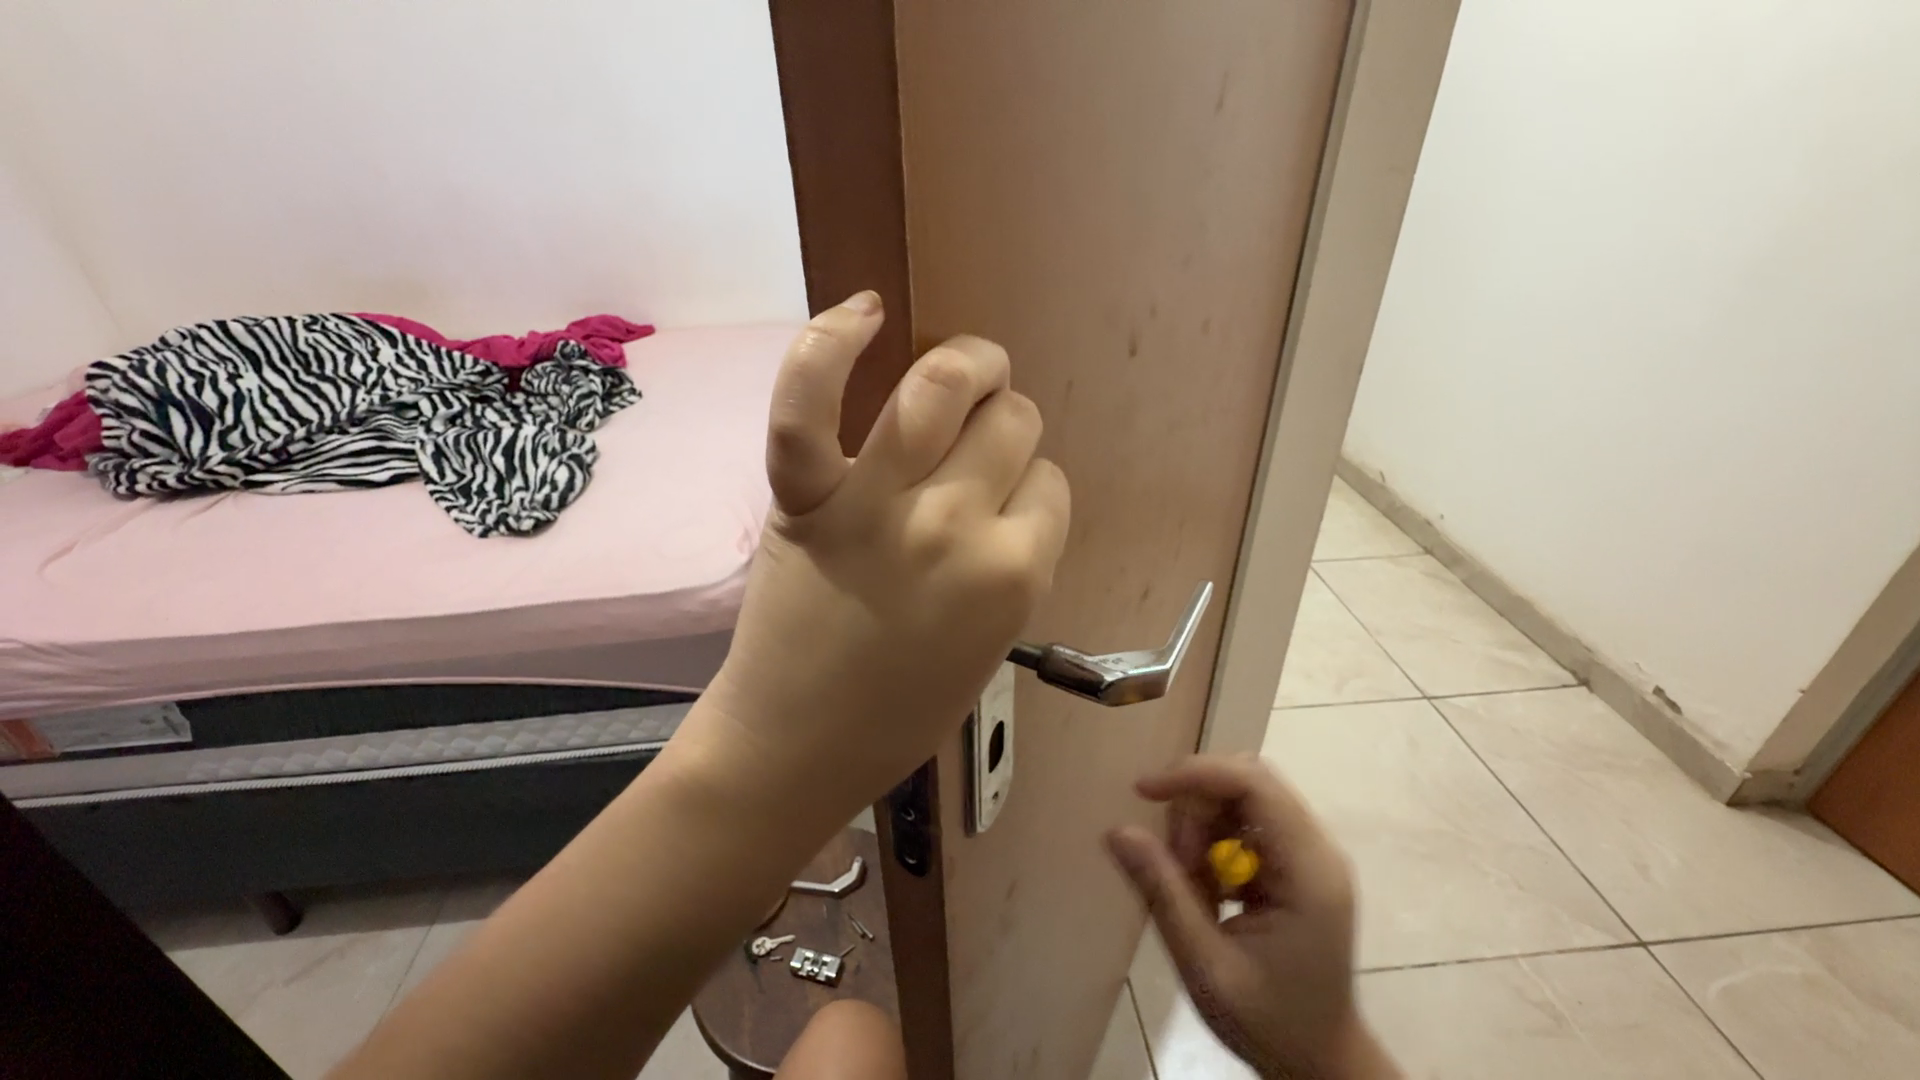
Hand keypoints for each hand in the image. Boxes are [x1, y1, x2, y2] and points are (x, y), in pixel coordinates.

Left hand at [702, 291, 1070, 815]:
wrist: (799, 746)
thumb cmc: (900, 709)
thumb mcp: (994, 642)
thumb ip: (1014, 561)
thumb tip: (1012, 488)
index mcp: (1018, 574)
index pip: (1052, 484)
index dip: (1031, 492)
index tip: (1002, 511)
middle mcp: (960, 525)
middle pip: (1013, 423)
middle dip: (1005, 430)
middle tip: (975, 451)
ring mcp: (880, 504)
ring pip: (944, 386)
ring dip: (966, 366)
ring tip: (961, 371)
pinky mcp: (808, 498)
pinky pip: (811, 405)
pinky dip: (830, 345)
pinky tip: (865, 312)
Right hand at [1107, 756, 1399, 1079]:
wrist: (1320, 1061)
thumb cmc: (1269, 1021)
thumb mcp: (1206, 964)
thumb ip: (1164, 894)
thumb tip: (1118, 832)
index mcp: (1309, 871)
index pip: (1254, 785)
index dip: (1196, 775)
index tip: (1143, 791)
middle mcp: (1317, 850)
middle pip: (1249, 781)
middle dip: (1196, 804)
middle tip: (1174, 860)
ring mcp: (1310, 855)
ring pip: (1243, 798)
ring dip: (1202, 826)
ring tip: (1191, 884)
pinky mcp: (1296, 864)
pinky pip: (1246, 823)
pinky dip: (1213, 841)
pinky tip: (1206, 888)